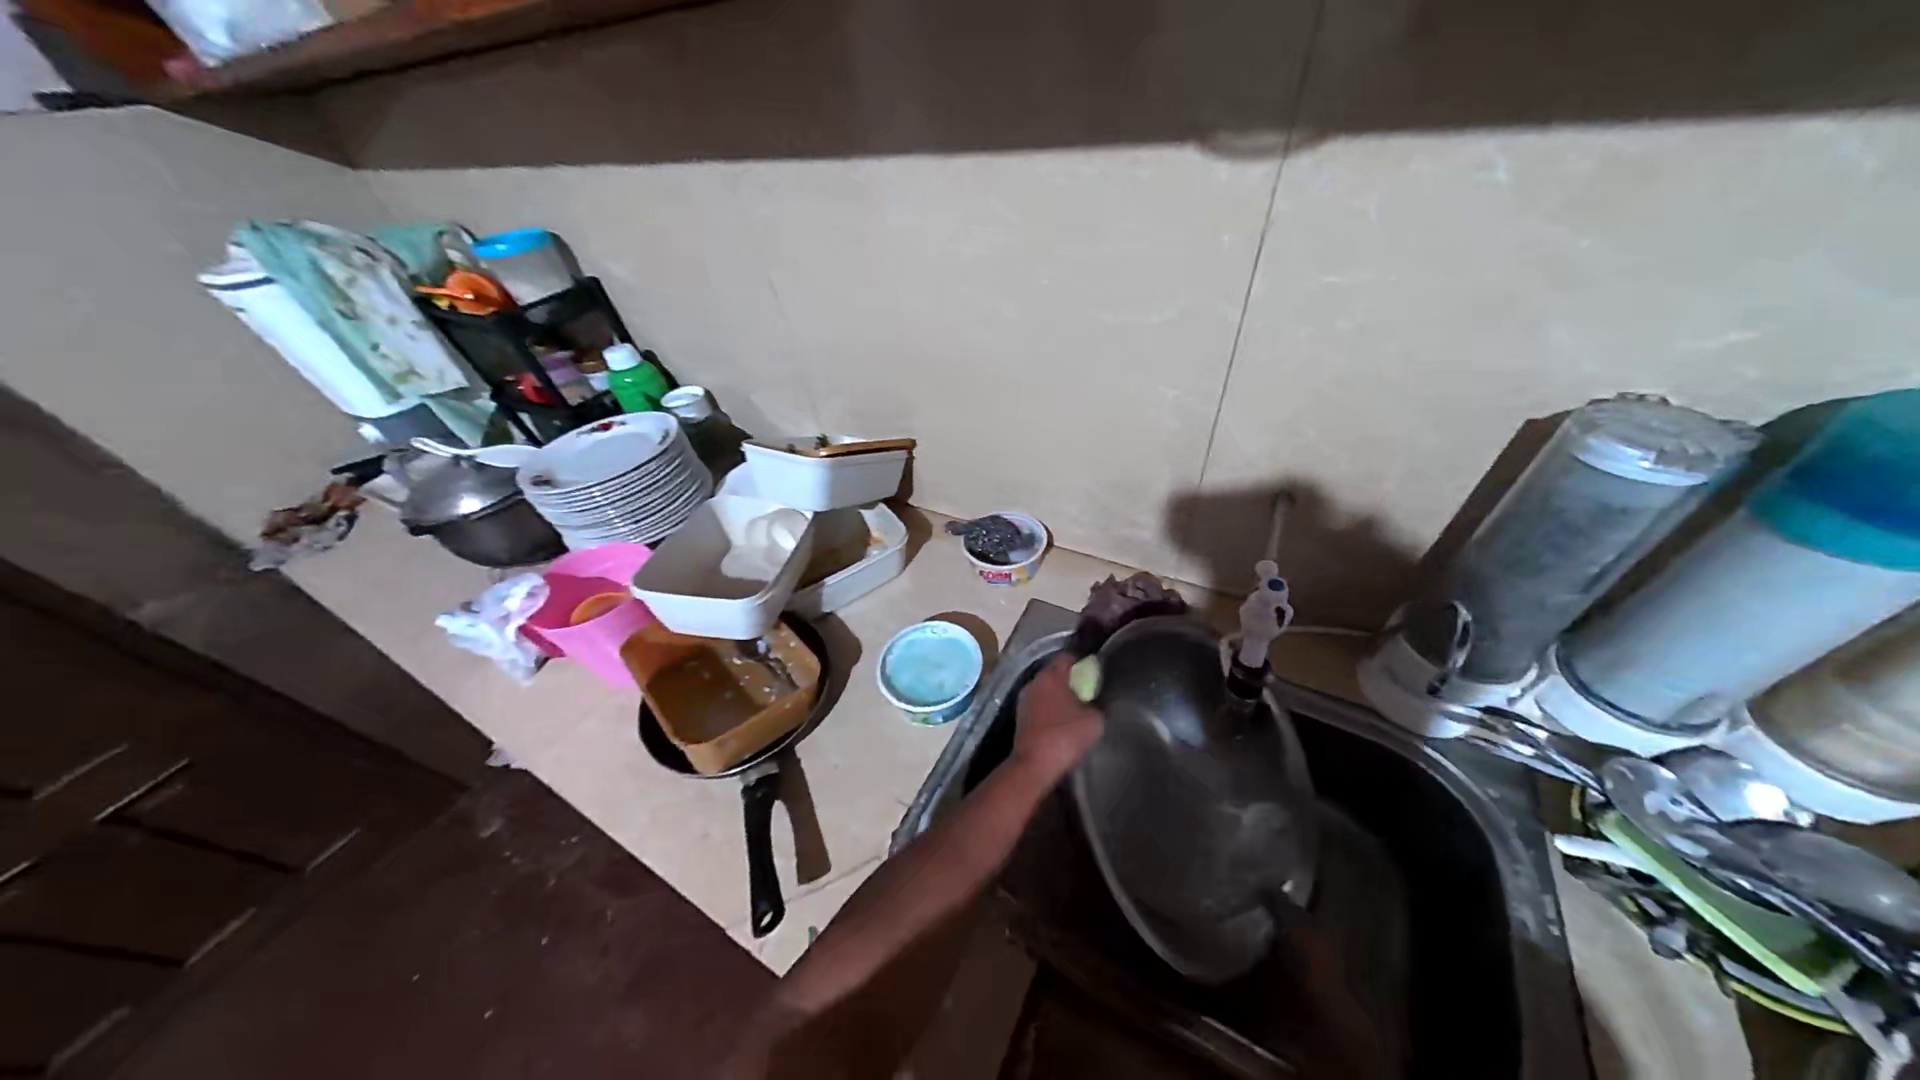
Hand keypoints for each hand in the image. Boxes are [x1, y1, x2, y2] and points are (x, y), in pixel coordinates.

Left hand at [1011, 656, 1103, 785]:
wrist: (1034, 764)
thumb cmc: (1066, 736)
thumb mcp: (1095, 719)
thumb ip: (1098, 703)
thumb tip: (1096, 700)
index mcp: (1051, 675)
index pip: (1067, 656)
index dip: (1082, 661)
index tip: (1095, 671)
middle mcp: (1034, 681)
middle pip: (1055, 672)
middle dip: (1071, 679)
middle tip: (1088, 691)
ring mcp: (1024, 698)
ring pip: (1046, 688)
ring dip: (1059, 694)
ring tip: (1076, 707)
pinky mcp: (1020, 715)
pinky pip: (1039, 703)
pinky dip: (1050, 707)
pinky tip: (1061, 720)